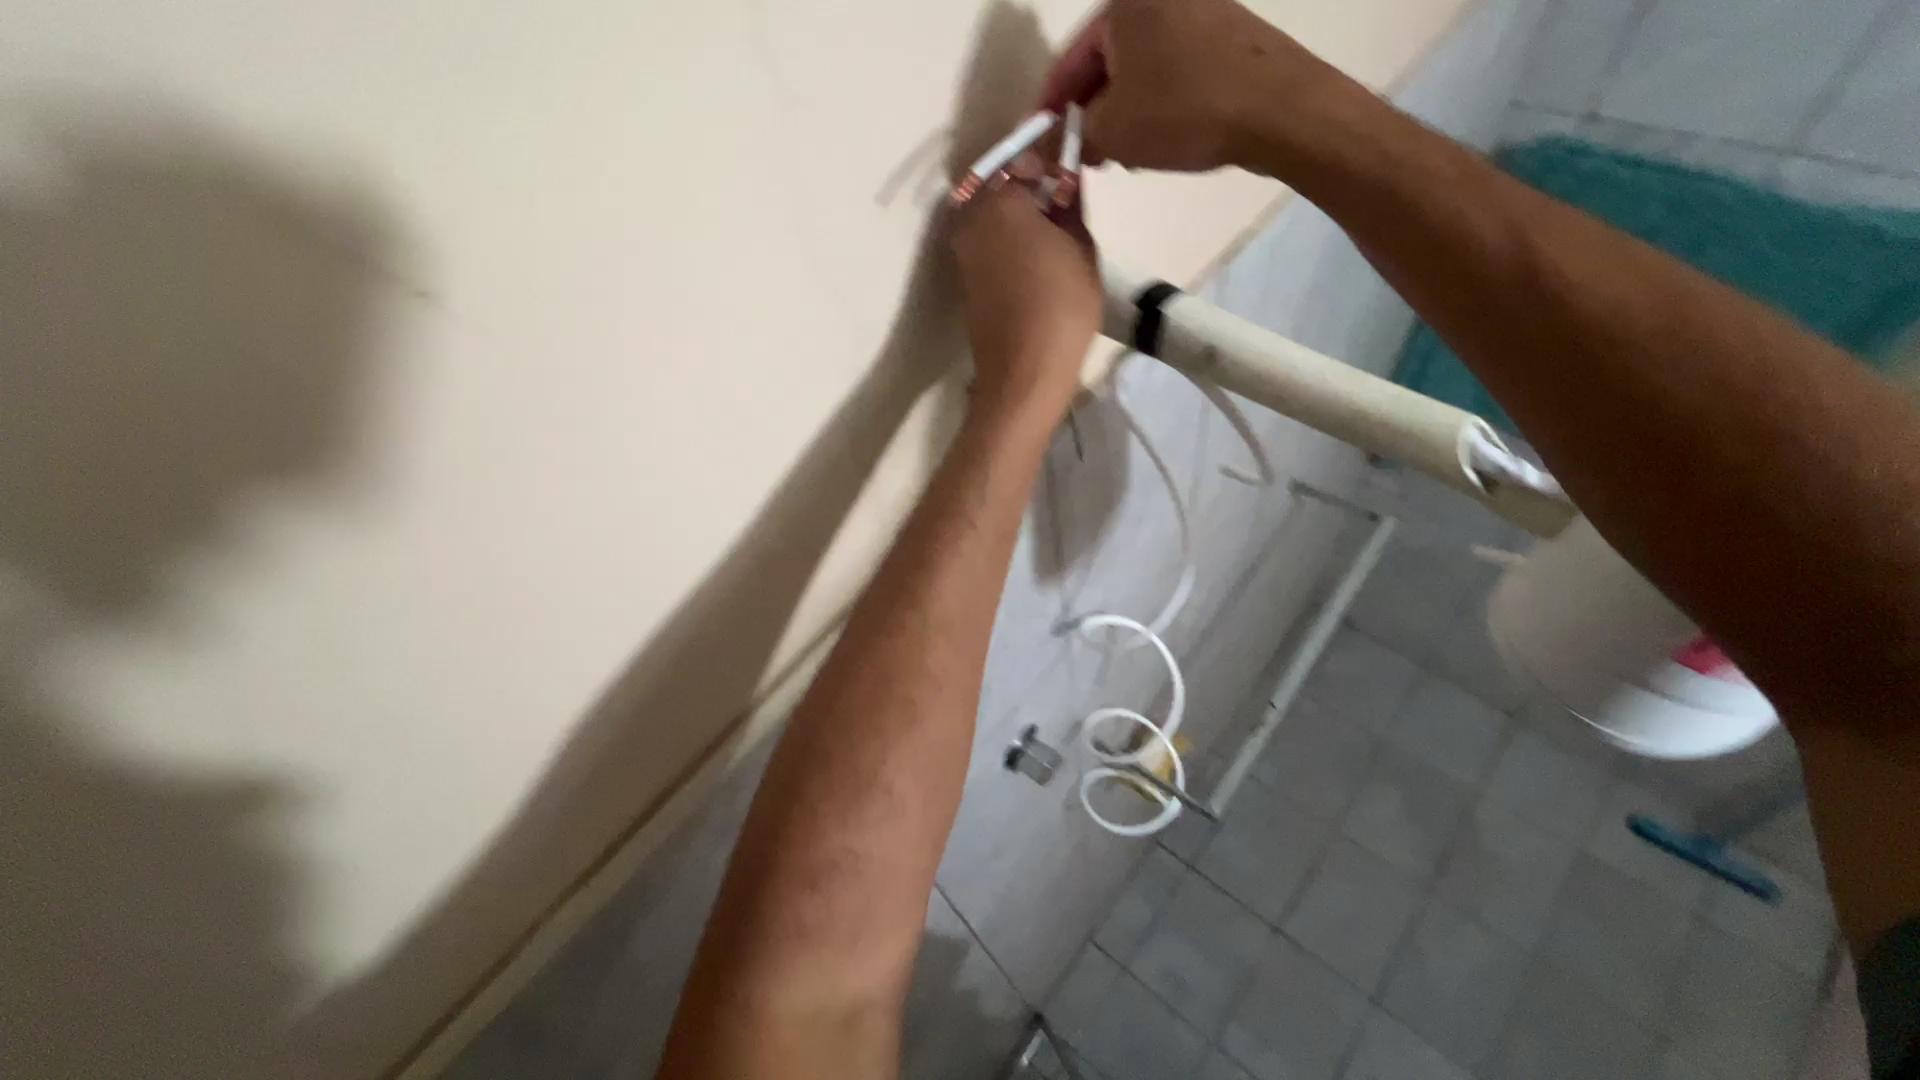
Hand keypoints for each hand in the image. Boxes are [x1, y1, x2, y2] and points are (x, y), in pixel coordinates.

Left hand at [950, 168, 1100, 418]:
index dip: (1051, 159)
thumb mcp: (1081, 248)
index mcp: (1001, 201)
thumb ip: (1072, 206)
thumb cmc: (1062, 307)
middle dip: (1029, 184)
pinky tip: (1035, 255)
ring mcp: (962, 249)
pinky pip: (986, 241)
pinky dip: (1006, 238)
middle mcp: (971, 217)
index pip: (1026, 159)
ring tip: (1052, 230)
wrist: (1023, 373)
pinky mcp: (964, 276)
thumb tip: (1068, 181)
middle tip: (1063, 200)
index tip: (1072, 167)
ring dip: (1017, 213)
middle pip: (1001, 183)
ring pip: (990, 213)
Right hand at [1039, 0, 1330, 171]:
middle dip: (1087, 115)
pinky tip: (1152, 143)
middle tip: (1076, 158)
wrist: (1280, 110)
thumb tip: (1044, 146)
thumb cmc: (1184, 111)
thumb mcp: (1113, 131)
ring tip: (1114, 158)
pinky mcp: (1225, 37)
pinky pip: (1170, 72)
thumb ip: (1070, 136)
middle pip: (1103, 64)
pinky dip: (1152, 106)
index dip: (1049, 110)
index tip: (1037, 146)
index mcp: (1123, 3)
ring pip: (1138, 72)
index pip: (1067, 62)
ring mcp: (1198, 11)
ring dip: (1119, 116)